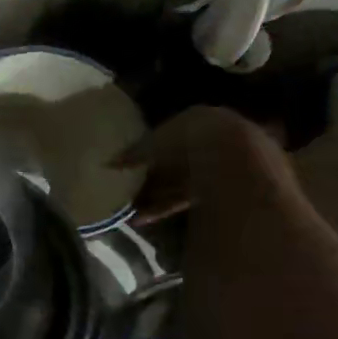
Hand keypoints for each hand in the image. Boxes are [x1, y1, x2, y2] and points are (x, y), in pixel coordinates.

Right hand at [119, 106, 280, 224]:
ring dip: (154, 195)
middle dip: (152, 175)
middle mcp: (210, 138)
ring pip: (179, 181)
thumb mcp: (151, 144)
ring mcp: (218, 165)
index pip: (168, 134)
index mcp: (197, 119)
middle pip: (175, 159)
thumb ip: (131, 153)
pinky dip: (162, 209)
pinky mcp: (219, 191)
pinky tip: (140, 219)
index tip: (128, 165)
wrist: (227, 160)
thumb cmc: (187, 140)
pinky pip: (184, 200)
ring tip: (128, 209)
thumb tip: (110, 162)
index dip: (146, 150)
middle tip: (127, 189)